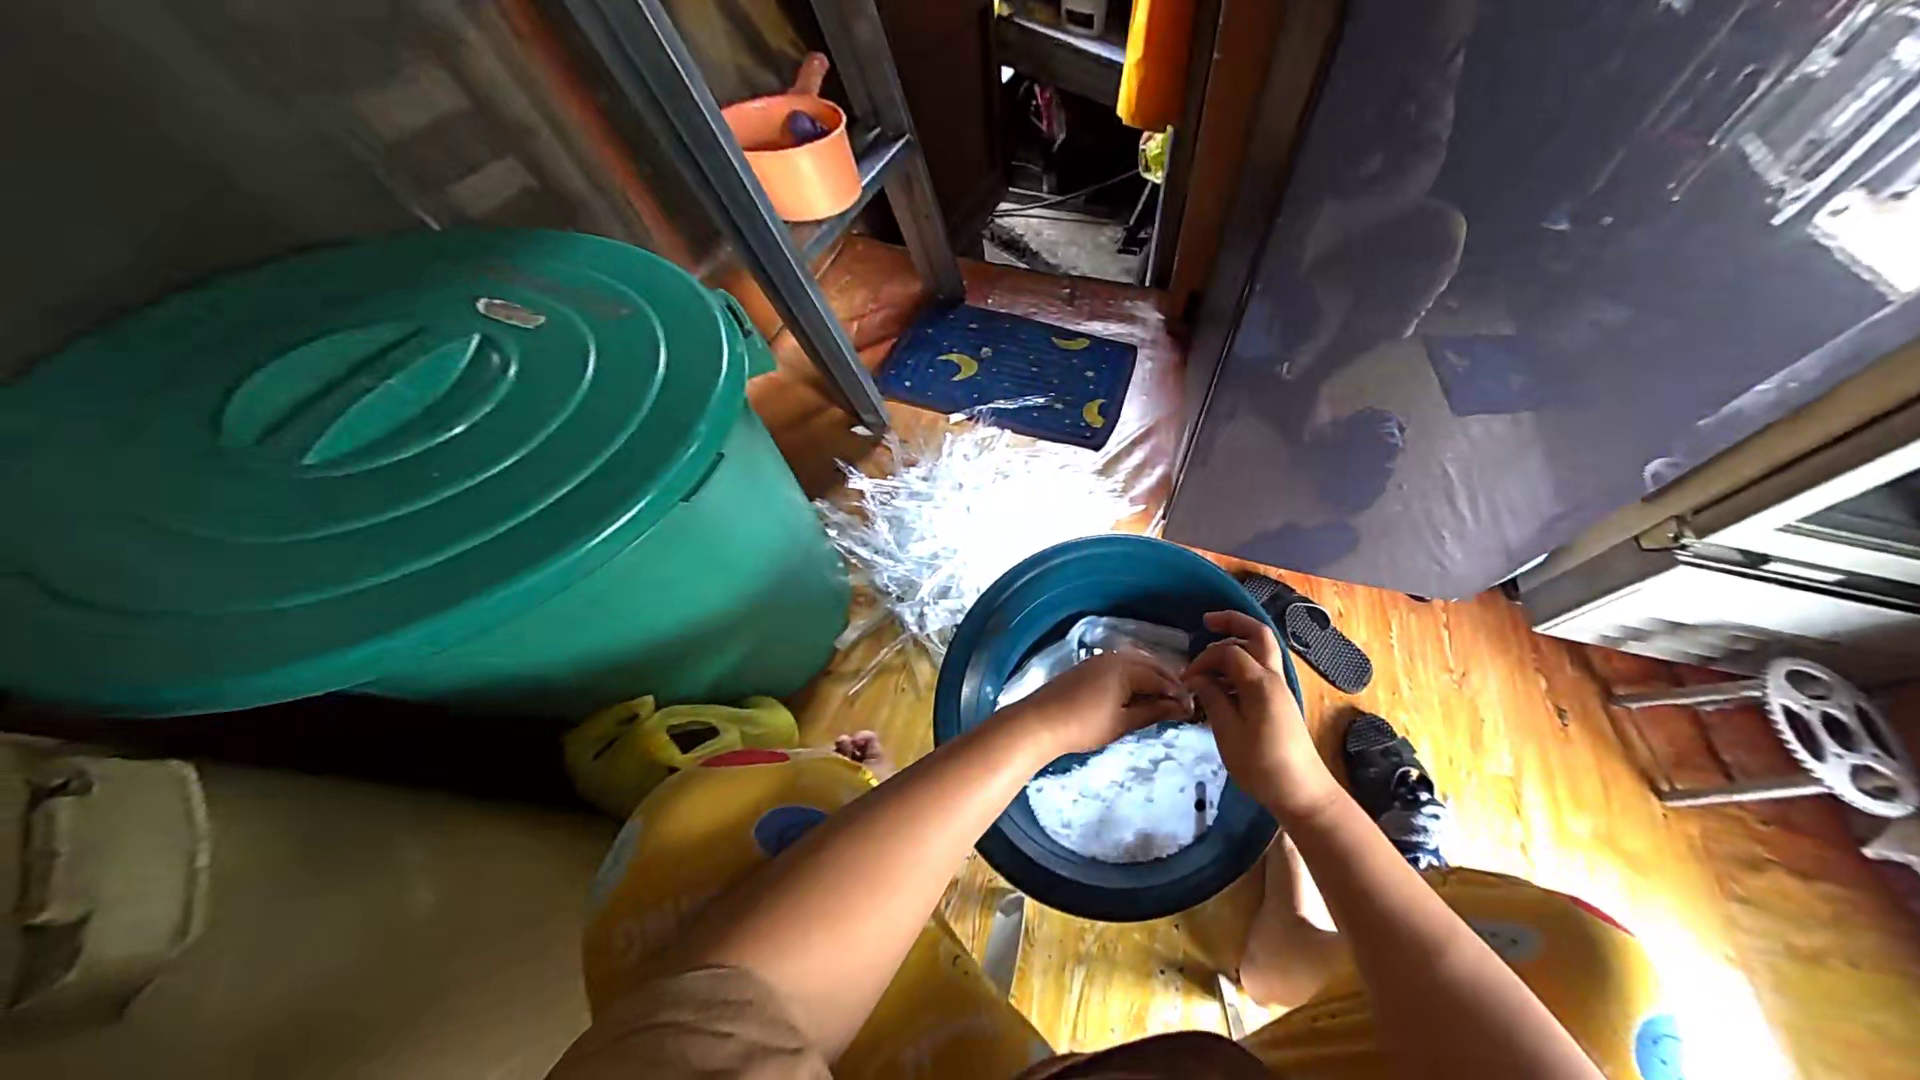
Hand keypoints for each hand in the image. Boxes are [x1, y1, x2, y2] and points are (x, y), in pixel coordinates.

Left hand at [997, 650, 1192, 755]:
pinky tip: (1137, 688)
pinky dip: (1135, 673)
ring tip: (1162, 695)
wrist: (1040, 721)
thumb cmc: (1084, 725)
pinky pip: (1120, 663)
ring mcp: (1099, 659)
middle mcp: (1115, 657)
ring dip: (1152, 674)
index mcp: (1126, 669)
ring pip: (1135, 661)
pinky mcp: (1088, 666)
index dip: (1178, 692)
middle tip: (1182, 700)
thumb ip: (1153, 712)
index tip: (1192, 707)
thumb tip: (1180, 707)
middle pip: (1150, 664)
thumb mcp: (1123, 722)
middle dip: (1168, 680)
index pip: (1161, 678)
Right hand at [1182, 611, 1340, 820]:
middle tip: (1206, 621)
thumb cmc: (1261, 765)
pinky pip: (1260, 669)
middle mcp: (1274, 678)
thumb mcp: (1228, 731)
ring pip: (1261, 650)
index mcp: (1261, 683)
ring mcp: (1280, 689)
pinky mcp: (1279, 702)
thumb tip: (1198, 678)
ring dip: (1236, 644)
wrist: (1302, 794)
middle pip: (1258, 634)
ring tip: (1209, 656)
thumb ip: (1212, 697)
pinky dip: (1241, 664)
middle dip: (1233, 622)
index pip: (1229, 652)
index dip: (1203, 660)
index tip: (1185, 680)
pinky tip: (1222, 681)